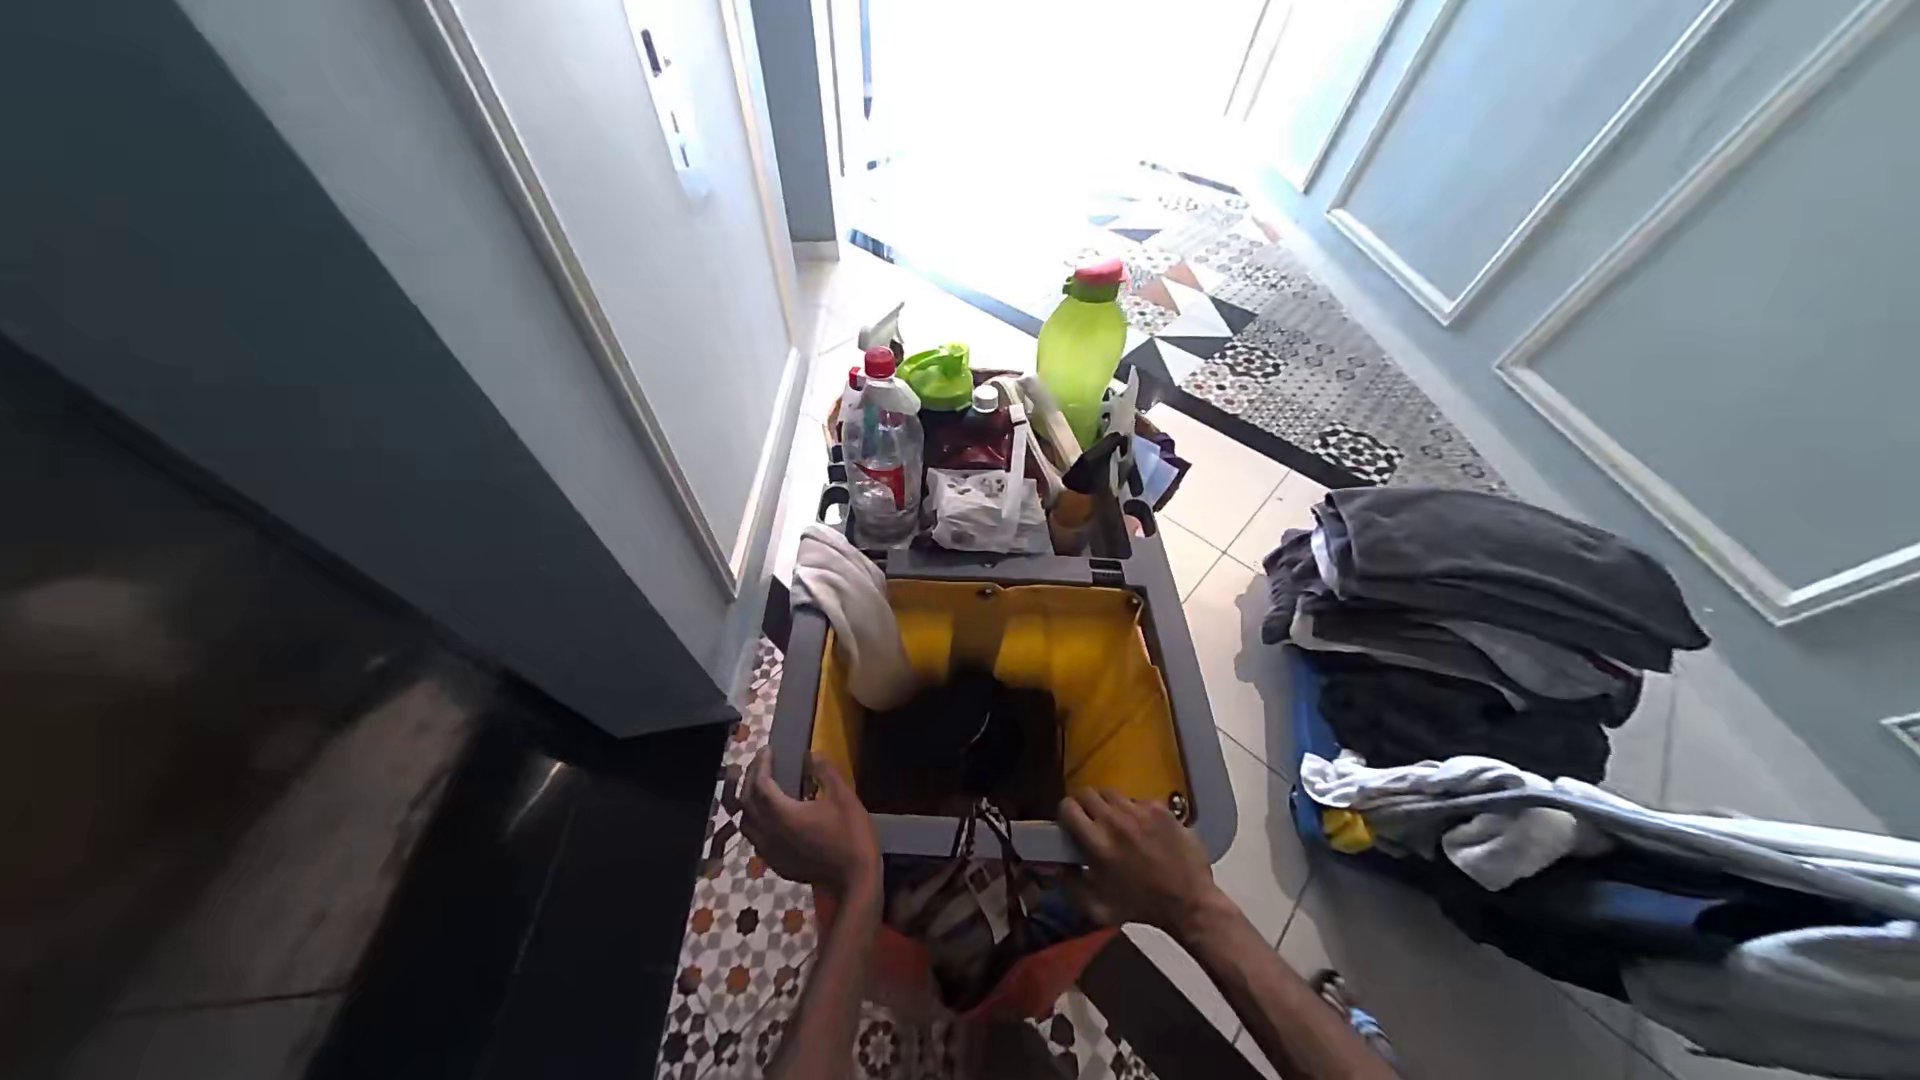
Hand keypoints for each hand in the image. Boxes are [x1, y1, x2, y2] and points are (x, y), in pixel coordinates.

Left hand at [743, 749, 880, 899]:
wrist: (855, 879)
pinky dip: (756, 819)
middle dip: (750, 779)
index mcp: (783, 815)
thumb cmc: (851, 834)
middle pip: (747, 802)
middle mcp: (769, 834)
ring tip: (761, 784)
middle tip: (762, 762)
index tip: (768, 749)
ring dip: (749, 800)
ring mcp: (770, 852)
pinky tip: (771, 814)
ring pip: (746, 822)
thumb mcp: (843, 796)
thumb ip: (824, 771)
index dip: (761, 765)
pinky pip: (755, 837)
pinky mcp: (776, 864)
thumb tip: (809, 755)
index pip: (760, 784)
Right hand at [1059, 789, 1228, 940]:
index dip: (1066, 813)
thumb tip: (1054, 863)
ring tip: (1118, 823)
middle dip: (1085, 805)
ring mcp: (1139, 811)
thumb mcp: (1097, 907)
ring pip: (1111, 794)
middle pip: (1087, 793)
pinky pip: (1137, 800)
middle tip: (1092, 821)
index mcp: (1097, 843)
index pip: (1068, 807)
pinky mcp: (1159, 808)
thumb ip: (1069, 884)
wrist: (1189, 903)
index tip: (1071, 823)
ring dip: (1109, 806)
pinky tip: (1143, 829)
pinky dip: (1135, 811)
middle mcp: (1115, 821)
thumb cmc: (1140, 908)